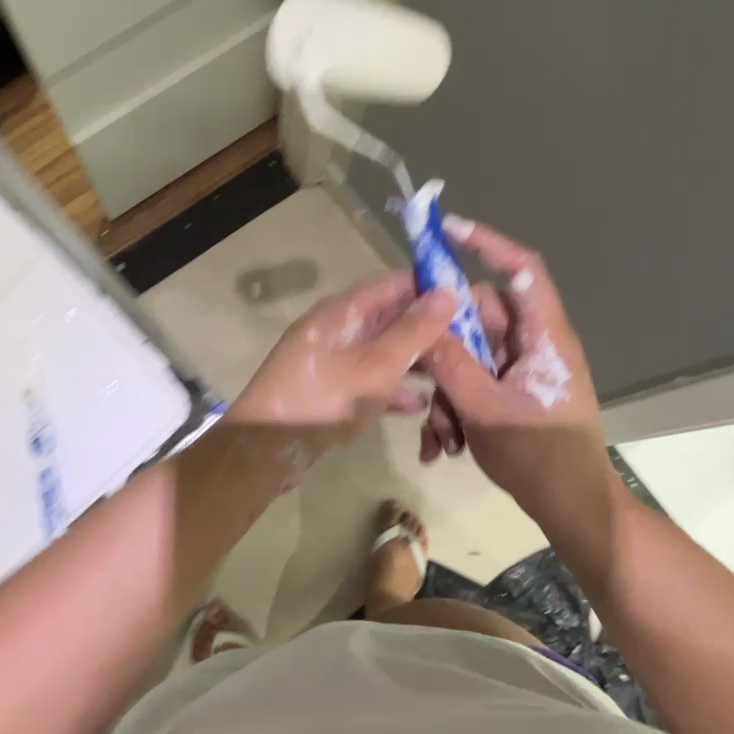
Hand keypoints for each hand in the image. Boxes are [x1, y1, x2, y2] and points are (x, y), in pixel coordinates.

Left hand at [229, 272, 454, 460]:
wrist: (264, 450)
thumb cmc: (322, 402)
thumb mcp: (375, 367)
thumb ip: (413, 332)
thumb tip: (447, 290)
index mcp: (342, 311)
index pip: (393, 283)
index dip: (430, 288)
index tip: (469, 303)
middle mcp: (335, 328)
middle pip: (389, 317)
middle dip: (427, 329)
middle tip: (468, 346)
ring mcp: (330, 360)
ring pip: (380, 350)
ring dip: (413, 361)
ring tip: (452, 374)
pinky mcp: (327, 389)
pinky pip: (367, 379)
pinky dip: (391, 388)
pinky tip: (419, 405)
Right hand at [421, 218, 615, 531]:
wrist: (572, 508)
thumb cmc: (539, 457)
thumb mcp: (485, 410)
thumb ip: (451, 364)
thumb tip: (422, 322)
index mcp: (543, 337)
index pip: (521, 270)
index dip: (487, 244)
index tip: (447, 232)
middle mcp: (533, 345)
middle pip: (479, 319)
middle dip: (444, 351)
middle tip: (415, 377)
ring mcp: (521, 371)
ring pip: (469, 357)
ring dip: (445, 393)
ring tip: (439, 436)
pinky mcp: (511, 395)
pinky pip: (473, 385)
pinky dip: (454, 410)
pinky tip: (442, 447)